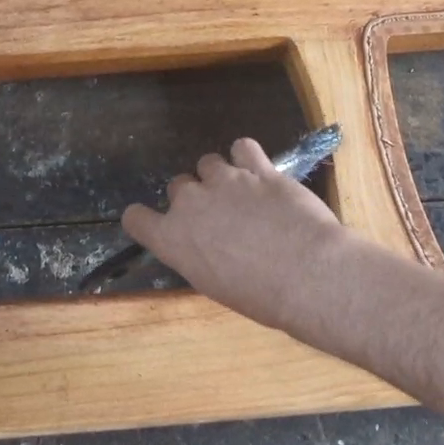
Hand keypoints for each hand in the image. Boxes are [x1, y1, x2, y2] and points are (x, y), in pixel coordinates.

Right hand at [122, 137, 352, 331]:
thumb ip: (201, 255)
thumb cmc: (263, 298)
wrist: (308, 275)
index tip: (159, 224)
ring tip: (244, 194)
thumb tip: (209, 244)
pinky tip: (258, 171)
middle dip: (195, 198)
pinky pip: (242, 147)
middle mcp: (191, 203)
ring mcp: (225, 181)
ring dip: (221, 176)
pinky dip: (247, 156)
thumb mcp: (216, 285)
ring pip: (208, 162)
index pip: (135, 218)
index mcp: (173, 239)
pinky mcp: (258, 168)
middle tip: (220, 218)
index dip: (146, 219)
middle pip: (178, 186)